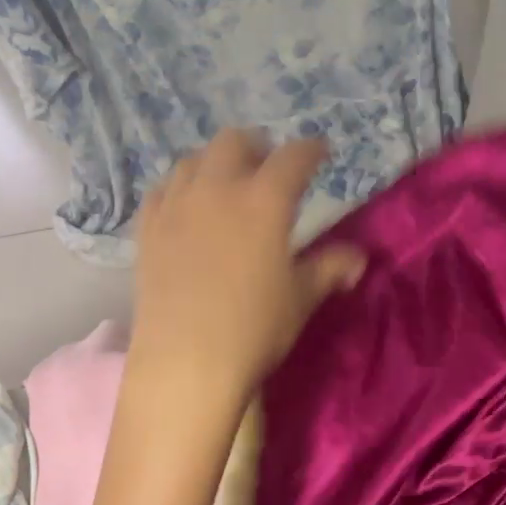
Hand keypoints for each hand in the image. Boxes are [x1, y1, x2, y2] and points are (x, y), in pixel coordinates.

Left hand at [129, 130, 365, 400]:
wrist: (187, 362)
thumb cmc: (254, 331)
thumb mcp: (300, 301)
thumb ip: (328, 270)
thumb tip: (357, 258)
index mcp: (265, 201)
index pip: (293, 158)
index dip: (310, 151)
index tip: (320, 153)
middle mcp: (218, 188)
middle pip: (235, 142)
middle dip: (256, 148)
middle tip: (267, 167)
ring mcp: (176, 205)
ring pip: (193, 160)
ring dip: (214, 163)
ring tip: (225, 184)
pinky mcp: (148, 229)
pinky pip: (162, 190)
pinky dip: (180, 188)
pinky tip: (186, 206)